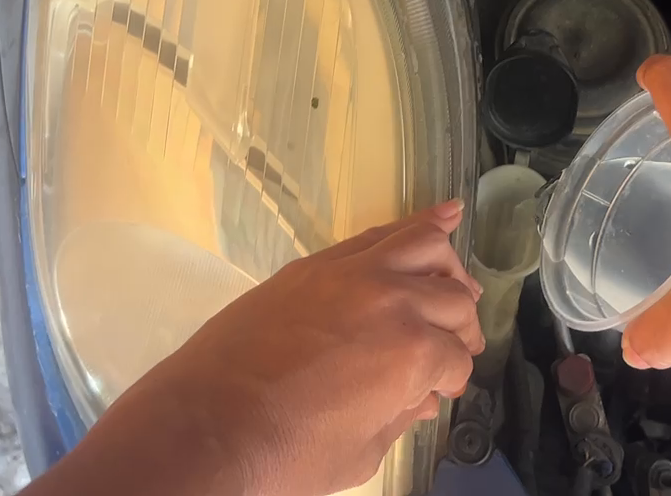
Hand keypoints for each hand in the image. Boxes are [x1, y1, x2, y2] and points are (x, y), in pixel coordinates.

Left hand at [78, 201, 483, 495]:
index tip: (440, 391)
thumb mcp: (360, 453)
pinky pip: (380, 233)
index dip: (454, 379)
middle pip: (452, 300)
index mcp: (411, 352)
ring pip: (425, 245)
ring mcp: (355, 270)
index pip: (456, 358)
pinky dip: (420, 222)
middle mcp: (392, 298)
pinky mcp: (322, 261)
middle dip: (463, 328)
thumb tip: (421, 395)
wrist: (207, 424)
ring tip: (462, 276)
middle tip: (457, 346)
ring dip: (451, 263)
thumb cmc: (285, 455)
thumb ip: (401, 415)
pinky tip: (445, 215)